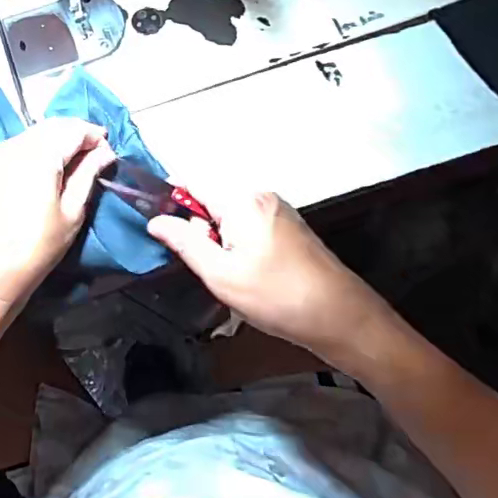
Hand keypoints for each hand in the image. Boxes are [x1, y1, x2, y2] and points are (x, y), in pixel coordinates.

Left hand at [0, 121, 114, 391]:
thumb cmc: (36, 247)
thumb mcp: (71, 212)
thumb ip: (88, 174)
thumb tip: (104, 152)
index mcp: (40, 155)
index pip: (73, 129)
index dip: (94, 135)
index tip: (109, 149)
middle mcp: (17, 145)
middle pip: (54, 126)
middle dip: (77, 134)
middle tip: (97, 153)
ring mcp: (0, 153)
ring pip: (37, 132)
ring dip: (59, 138)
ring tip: (77, 160)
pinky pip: (23, 143)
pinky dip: (42, 145)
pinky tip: (53, 164)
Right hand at [147, 184, 399, 371]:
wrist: (341, 316)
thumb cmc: (278, 297)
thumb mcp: (221, 275)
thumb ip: (185, 243)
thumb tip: (156, 220)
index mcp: (241, 200)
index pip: (192, 181)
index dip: (171, 198)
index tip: (161, 227)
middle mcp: (260, 195)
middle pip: (211, 198)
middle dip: (199, 227)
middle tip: (207, 265)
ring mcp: (277, 208)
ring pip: (229, 213)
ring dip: (219, 238)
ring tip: (230, 273)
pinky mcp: (288, 224)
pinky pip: (248, 222)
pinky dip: (238, 242)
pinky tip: (249, 273)